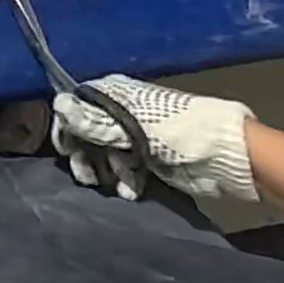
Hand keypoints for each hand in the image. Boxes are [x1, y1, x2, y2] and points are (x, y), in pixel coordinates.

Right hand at [51, 74, 256, 201]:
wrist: (226, 156)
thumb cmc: (176, 131)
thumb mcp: (130, 123)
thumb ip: (91, 119)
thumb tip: (57, 104)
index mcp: (113, 93)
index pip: (75, 108)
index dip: (67, 129)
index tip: (67, 151)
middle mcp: (119, 110)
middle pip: (87, 133)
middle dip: (87, 156)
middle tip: (87, 177)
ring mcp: (135, 134)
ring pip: (103, 152)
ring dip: (106, 170)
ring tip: (118, 186)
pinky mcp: (148, 156)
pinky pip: (123, 166)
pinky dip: (124, 178)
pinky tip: (130, 189)